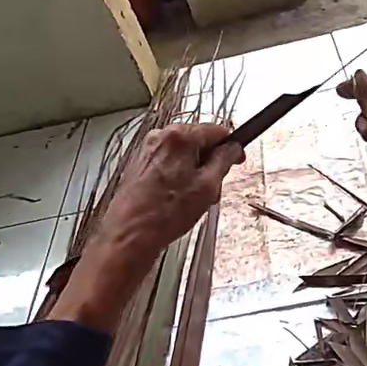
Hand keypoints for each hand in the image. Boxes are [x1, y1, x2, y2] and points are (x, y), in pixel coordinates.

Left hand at [54, 123, 242, 332]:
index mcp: (179, 136)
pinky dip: (178, 176)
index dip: (231, 146)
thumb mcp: (208, 186)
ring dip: (195, 171)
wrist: (130, 235)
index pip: (216, 130)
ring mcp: (147, 151)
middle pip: (198, 140)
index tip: (237, 158)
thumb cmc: (163, 214)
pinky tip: (179, 200)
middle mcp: (160, 137)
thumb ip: (224, 160)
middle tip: (215, 186)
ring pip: (183, 154)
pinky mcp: (140, 165)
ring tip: (195, 199)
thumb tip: (233, 148)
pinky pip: (168, 163)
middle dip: (210, 161)